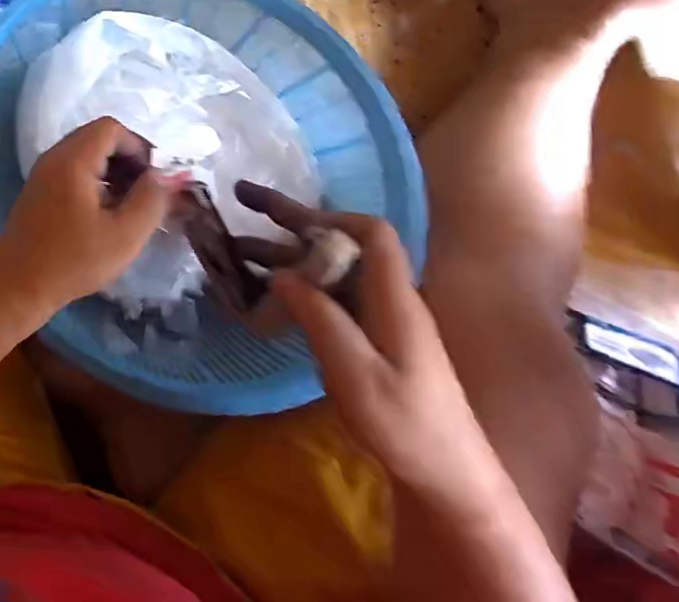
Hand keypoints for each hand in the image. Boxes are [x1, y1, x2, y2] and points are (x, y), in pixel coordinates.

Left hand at [0, 118, 173, 311]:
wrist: (18, 282)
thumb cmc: (73, 259)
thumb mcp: (125, 233)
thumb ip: (151, 199)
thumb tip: (165, 175)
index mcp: (71, 160)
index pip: (110, 128)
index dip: (139, 146)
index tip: (155, 179)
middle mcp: (52, 158)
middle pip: (97, 138)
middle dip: (129, 159)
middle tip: (148, 193)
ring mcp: (42, 173)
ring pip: (85, 154)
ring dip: (113, 172)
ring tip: (131, 207)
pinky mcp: (39, 189)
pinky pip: (72, 171)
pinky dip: (95, 181)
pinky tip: (107, 213)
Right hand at [239, 182, 503, 508]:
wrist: (448, 479)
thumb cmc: (404, 424)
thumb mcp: (355, 371)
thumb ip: (320, 317)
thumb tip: (282, 273)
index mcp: (395, 301)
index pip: (373, 235)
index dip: (327, 217)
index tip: (278, 216)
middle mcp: (387, 300)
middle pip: (340, 244)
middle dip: (289, 219)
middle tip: (240, 198)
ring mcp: (378, 319)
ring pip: (326, 270)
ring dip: (279, 254)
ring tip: (230, 248)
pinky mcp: (368, 338)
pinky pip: (324, 295)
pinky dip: (288, 284)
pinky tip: (257, 291)